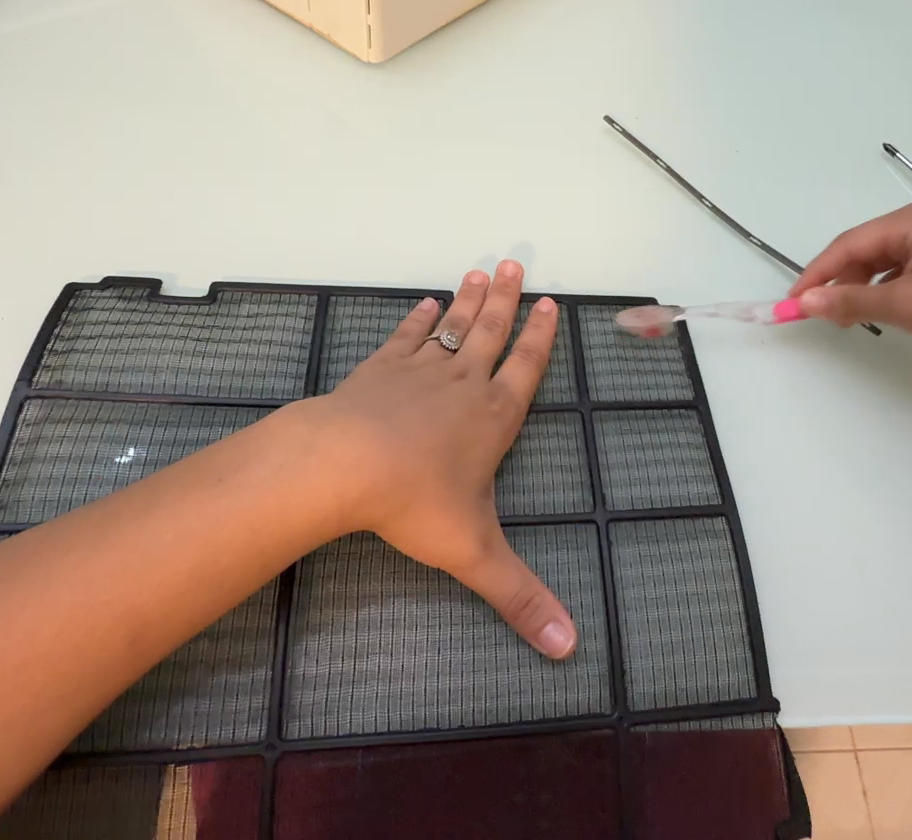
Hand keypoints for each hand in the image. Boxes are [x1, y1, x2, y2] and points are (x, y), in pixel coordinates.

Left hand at [281, 260, 577, 658]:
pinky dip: (418, 319)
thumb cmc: (416, 503)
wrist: (343, 465)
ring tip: (482, 269)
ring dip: (470, 299)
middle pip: (492, 332)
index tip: (550, 304)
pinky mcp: (380, 370)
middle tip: (515, 263)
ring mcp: (420, 371)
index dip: (540, 338)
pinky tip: (425, 303)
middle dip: (507, 300)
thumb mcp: (475, 555)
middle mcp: (464, 385)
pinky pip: (406, 337)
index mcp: (493, 417)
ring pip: (454, 327)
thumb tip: (568, 649)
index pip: (526, 368)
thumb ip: (519, 598)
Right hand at [789, 202, 911, 363]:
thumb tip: (805, 303)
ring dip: (862, 289)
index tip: (793, 301)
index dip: (816, 274)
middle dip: (839, 282)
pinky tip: (883, 312)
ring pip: (884, 264)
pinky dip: (886, 292)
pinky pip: (905, 273)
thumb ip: (851, 302)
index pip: (848, 244)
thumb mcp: (905, 305)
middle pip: (865, 251)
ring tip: (849, 318)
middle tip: (821, 314)